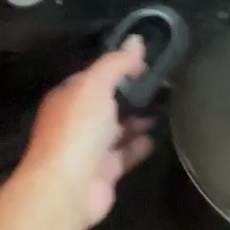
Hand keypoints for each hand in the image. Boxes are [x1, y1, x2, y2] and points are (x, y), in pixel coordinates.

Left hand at [19, 37, 156, 226]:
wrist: (66, 188)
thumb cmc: (77, 130)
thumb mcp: (95, 86)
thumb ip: (115, 64)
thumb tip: (136, 41)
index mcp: (66, 97)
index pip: (92, 77)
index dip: (116, 68)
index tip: (145, 63)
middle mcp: (74, 122)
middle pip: (104, 104)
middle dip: (129, 96)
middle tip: (161, 87)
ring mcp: (87, 149)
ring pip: (115, 130)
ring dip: (136, 121)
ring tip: (163, 110)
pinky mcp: (102, 173)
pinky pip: (123, 155)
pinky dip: (137, 147)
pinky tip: (154, 138)